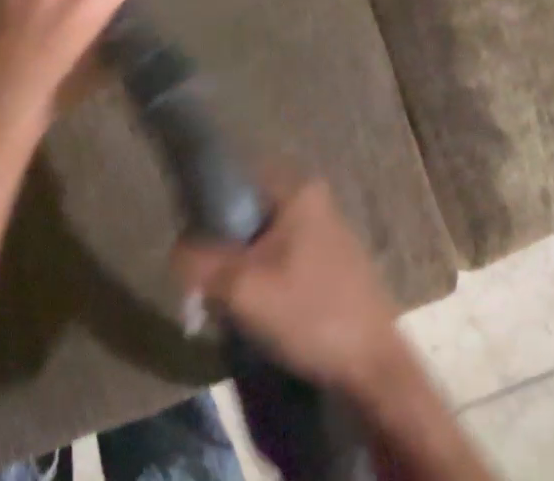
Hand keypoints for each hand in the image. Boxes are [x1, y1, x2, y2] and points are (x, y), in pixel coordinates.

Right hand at [174, 179, 402, 390]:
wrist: (377, 375)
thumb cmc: (309, 315)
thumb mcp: (237, 286)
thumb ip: (195, 260)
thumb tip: (176, 252)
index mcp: (298, 191)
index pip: (234, 178)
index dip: (205, 204)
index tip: (191, 236)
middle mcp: (318, 203)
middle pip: (249, 211)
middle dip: (224, 242)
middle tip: (207, 273)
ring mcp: (332, 236)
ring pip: (266, 240)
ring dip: (245, 265)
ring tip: (230, 297)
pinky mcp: (339, 270)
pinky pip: (286, 262)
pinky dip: (268, 280)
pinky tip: (261, 311)